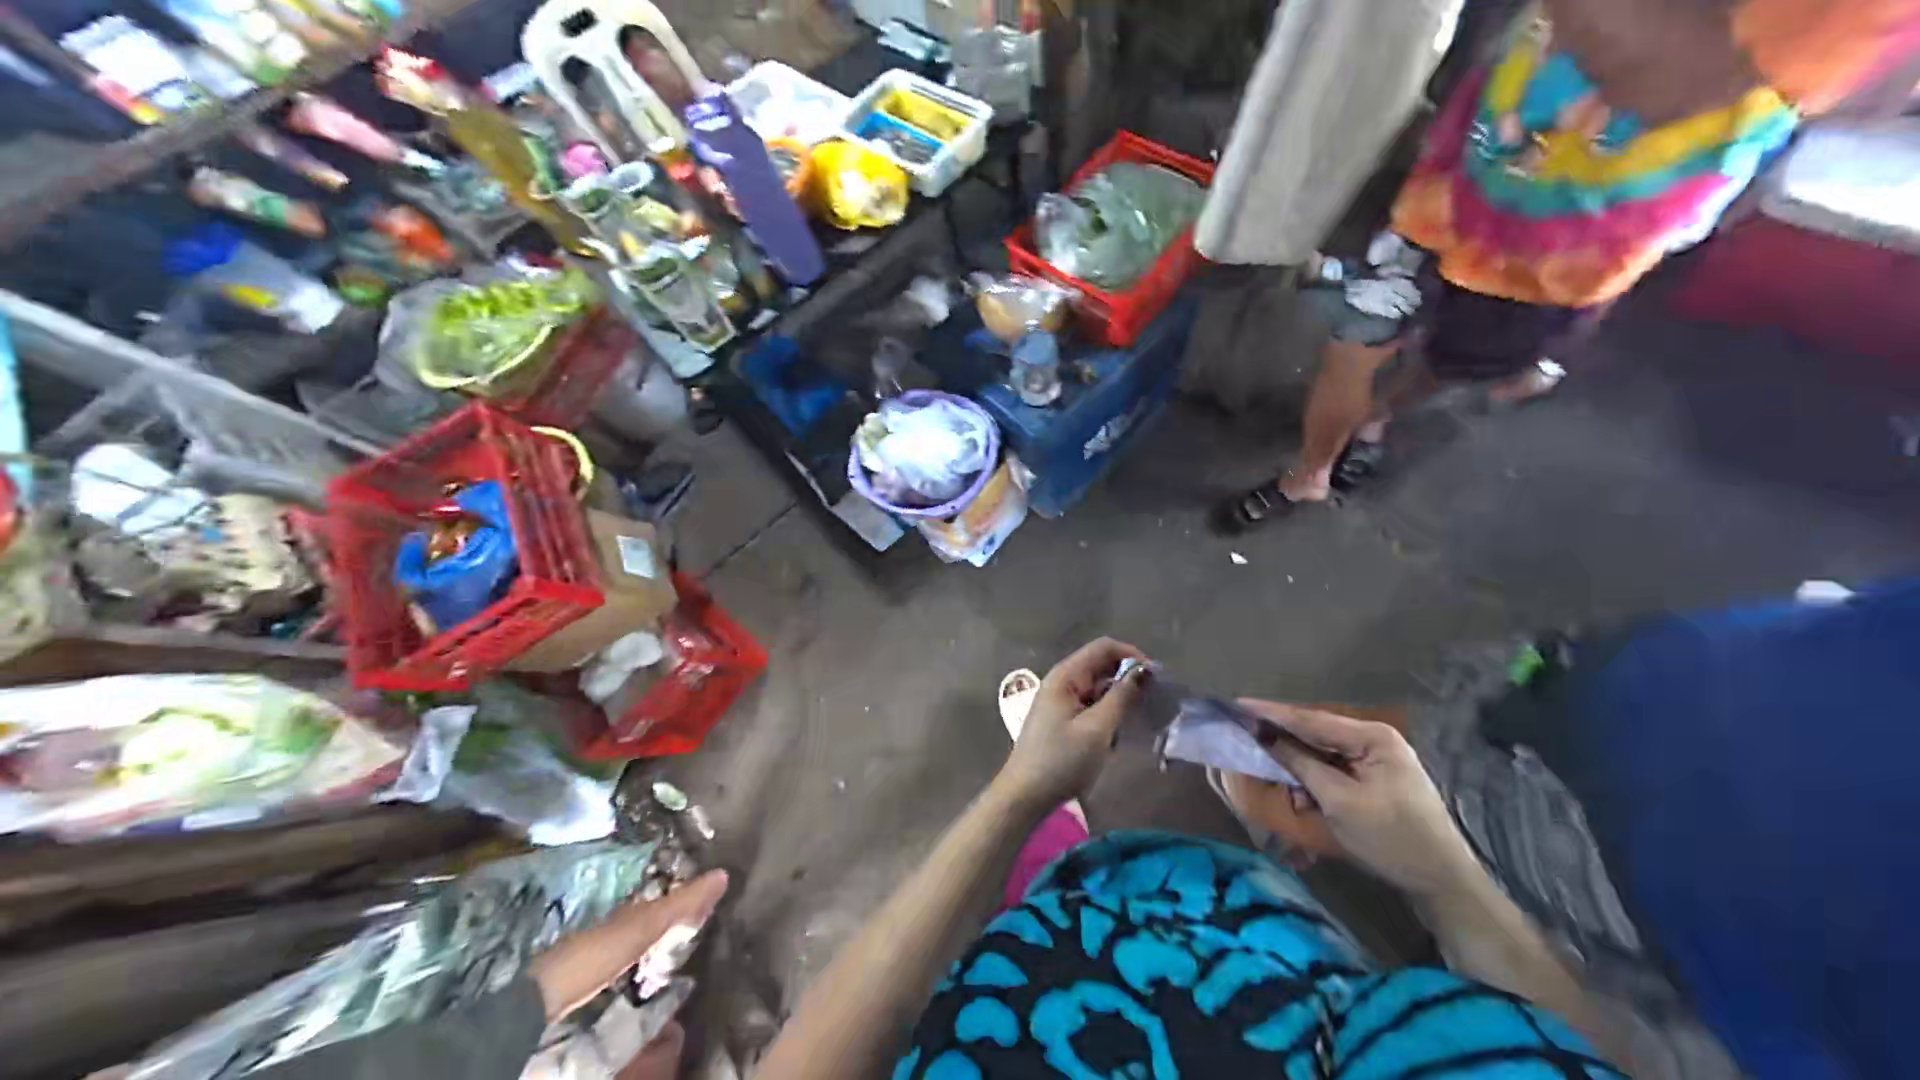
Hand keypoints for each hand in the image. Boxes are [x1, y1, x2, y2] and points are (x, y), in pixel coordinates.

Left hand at [528, 868, 728, 1019]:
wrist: (546, 994)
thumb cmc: (601, 951)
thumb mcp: (647, 925)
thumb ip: (683, 902)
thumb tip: (723, 873)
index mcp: (635, 905)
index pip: (670, 890)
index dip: (691, 889)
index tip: (715, 889)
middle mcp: (622, 917)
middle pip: (657, 908)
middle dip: (679, 906)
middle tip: (706, 910)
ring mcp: (607, 943)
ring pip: (644, 929)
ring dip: (664, 930)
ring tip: (686, 935)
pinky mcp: (597, 969)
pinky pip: (633, 950)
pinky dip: (649, 950)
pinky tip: (654, 961)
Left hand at [992, 638, 1147, 811]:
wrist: (1026, 795)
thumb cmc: (1061, 760)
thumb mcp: (1097, 729)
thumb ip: (1121, 697)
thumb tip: (1144, 670)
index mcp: (1065, 675)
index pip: (1103, 647)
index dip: (1131, 655)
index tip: (1157, 678)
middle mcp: (1061, 681)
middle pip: (1100, 665)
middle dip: (1127, 677)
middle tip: (1153, 700)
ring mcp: (1060, 701)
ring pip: (1097, 687)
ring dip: (1119, 697)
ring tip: (1139, 718)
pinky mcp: (1062, 720)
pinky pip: (1090, 705)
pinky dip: (1107, 713)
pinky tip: (1118, 733)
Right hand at [1235, 701, 1482, 898]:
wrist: (1442, 883)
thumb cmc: (1390, 838)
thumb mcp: (1338, 800)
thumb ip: (1299, 763)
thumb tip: (1264, 736)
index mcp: (1372, 737)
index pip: (1310, 719)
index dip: (1271, 713)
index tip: (1237, 705)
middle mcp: (1375, 740)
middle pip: (1315, 733)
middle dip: (1282, 741)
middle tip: (1244, 737)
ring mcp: (1377, 760)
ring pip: (1322, 754)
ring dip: (1298, 767)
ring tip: (1278, 781)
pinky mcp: (1375, 780)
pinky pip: (1333, 771)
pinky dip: (1314, 781)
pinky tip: (1302, 798)